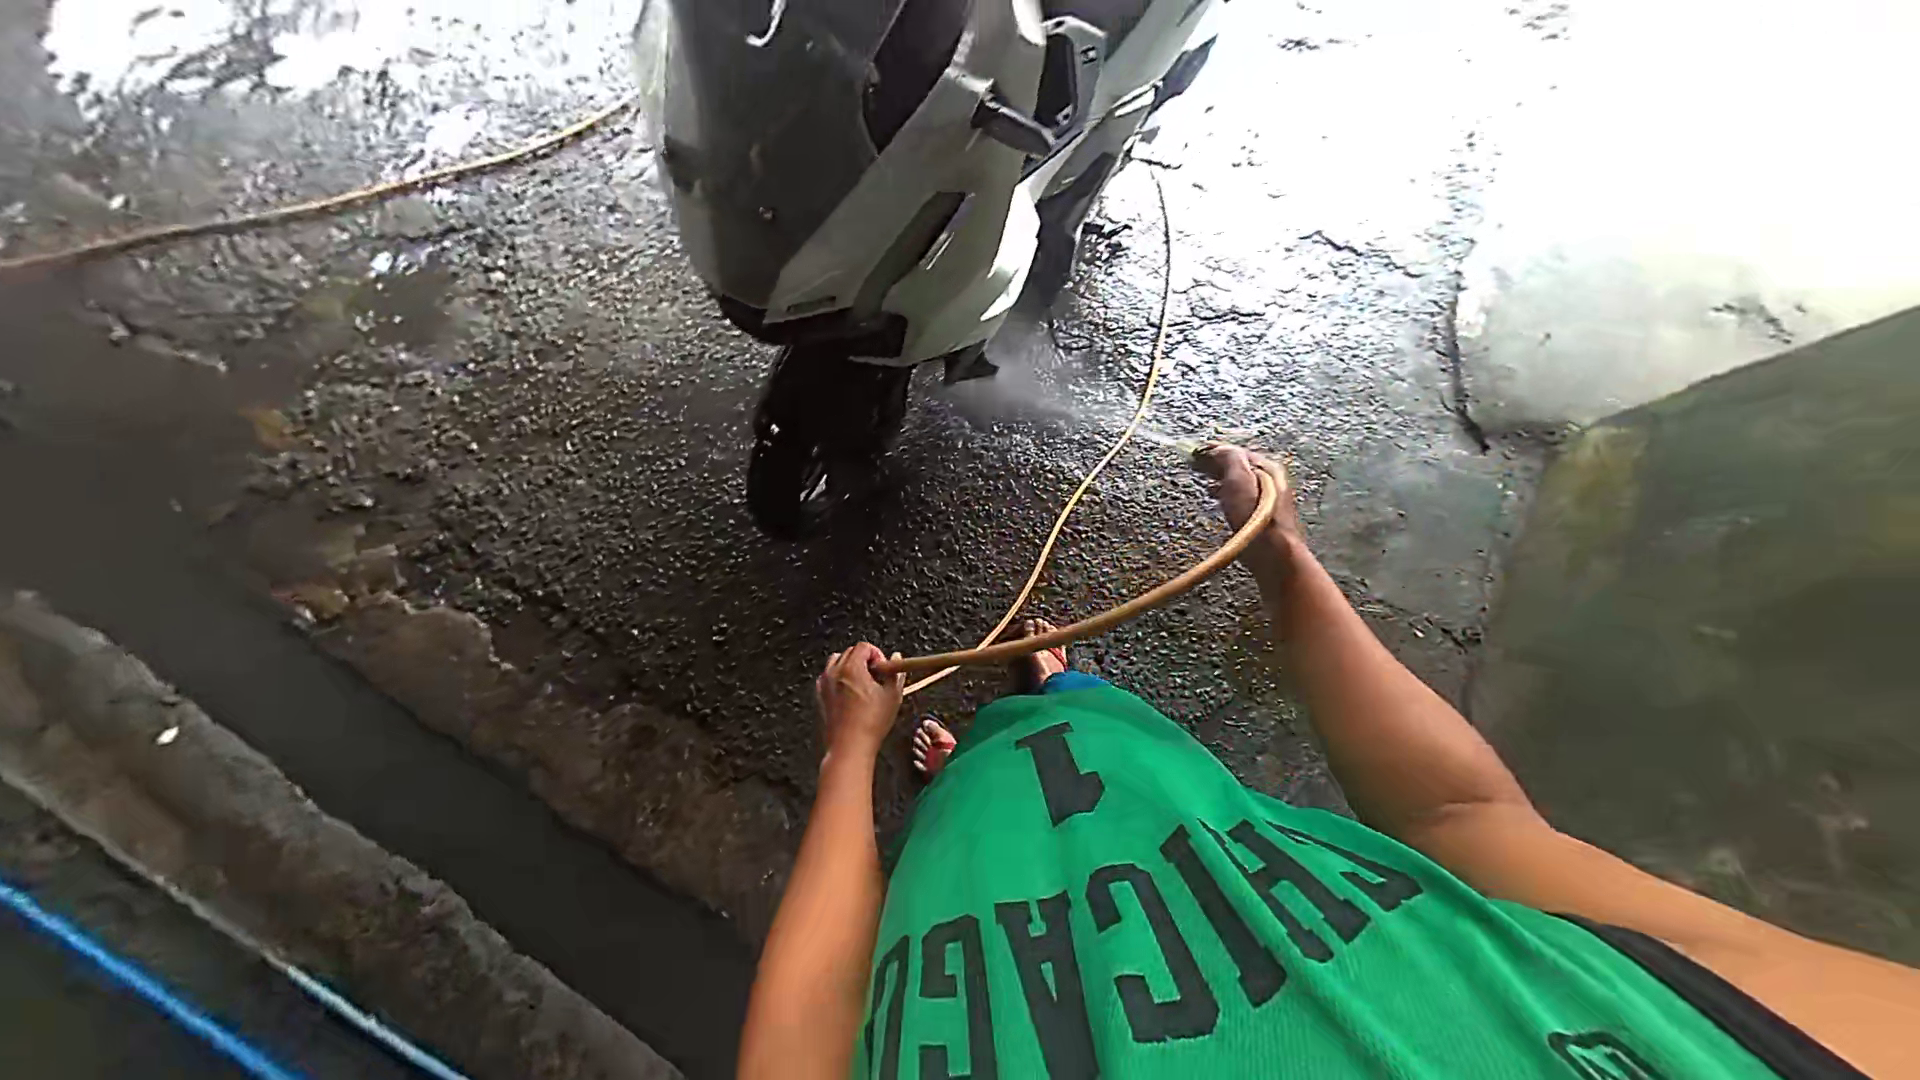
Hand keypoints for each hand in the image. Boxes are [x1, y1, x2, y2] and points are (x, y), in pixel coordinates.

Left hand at [814, 643, 904, 759]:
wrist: (849, 747)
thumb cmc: (870, 723)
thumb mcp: (893, 696)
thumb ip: (895, 673)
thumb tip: (896, 658)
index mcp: (852, 668)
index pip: (864, 647)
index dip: (877, 655)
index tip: (883, 668)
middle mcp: (835, 672)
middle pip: (849, 652)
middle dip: (864, 660)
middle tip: (876, 676)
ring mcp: (825, 684)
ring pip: (836, 662)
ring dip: (850, 666)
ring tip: (862, 683)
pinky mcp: (821, 697)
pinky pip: (828, 677)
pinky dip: (838, 679)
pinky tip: (850, 694)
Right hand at [1197, 444, 1302, 572]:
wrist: (1271, 553)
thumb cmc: (1256, 519)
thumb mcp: (1239, 480)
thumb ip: (1229, 458)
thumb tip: (1218, 449)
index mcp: (1268, 468)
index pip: (1236, 451)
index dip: (1214, 449)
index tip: (1195, 451)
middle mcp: (1271, 481)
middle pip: (1240, 465)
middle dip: (1217, 462)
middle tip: (1197, 463)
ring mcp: (1267, 499)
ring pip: (1240, 480)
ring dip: (1220, 477)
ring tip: (1204, 479)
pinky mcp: (1260, 516)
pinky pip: (1240, 496)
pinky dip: (1225, 492)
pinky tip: (1217, 499)